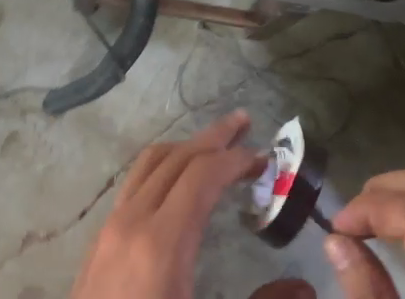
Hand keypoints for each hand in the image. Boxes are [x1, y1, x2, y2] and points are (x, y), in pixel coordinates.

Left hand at [70, 110, 264, 298]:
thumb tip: (305, 288)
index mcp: (161, 242)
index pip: (201, 175)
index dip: (235, 160)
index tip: (265, 158)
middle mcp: (132, 222)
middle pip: (175, 159)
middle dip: (213, 137)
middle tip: (246, 122)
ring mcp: (110, 229)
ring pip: (149, 165)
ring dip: (186, 147)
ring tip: (215, 144)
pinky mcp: (99, 242)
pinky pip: (134, 184)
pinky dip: (163, 168)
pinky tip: (177, 184)